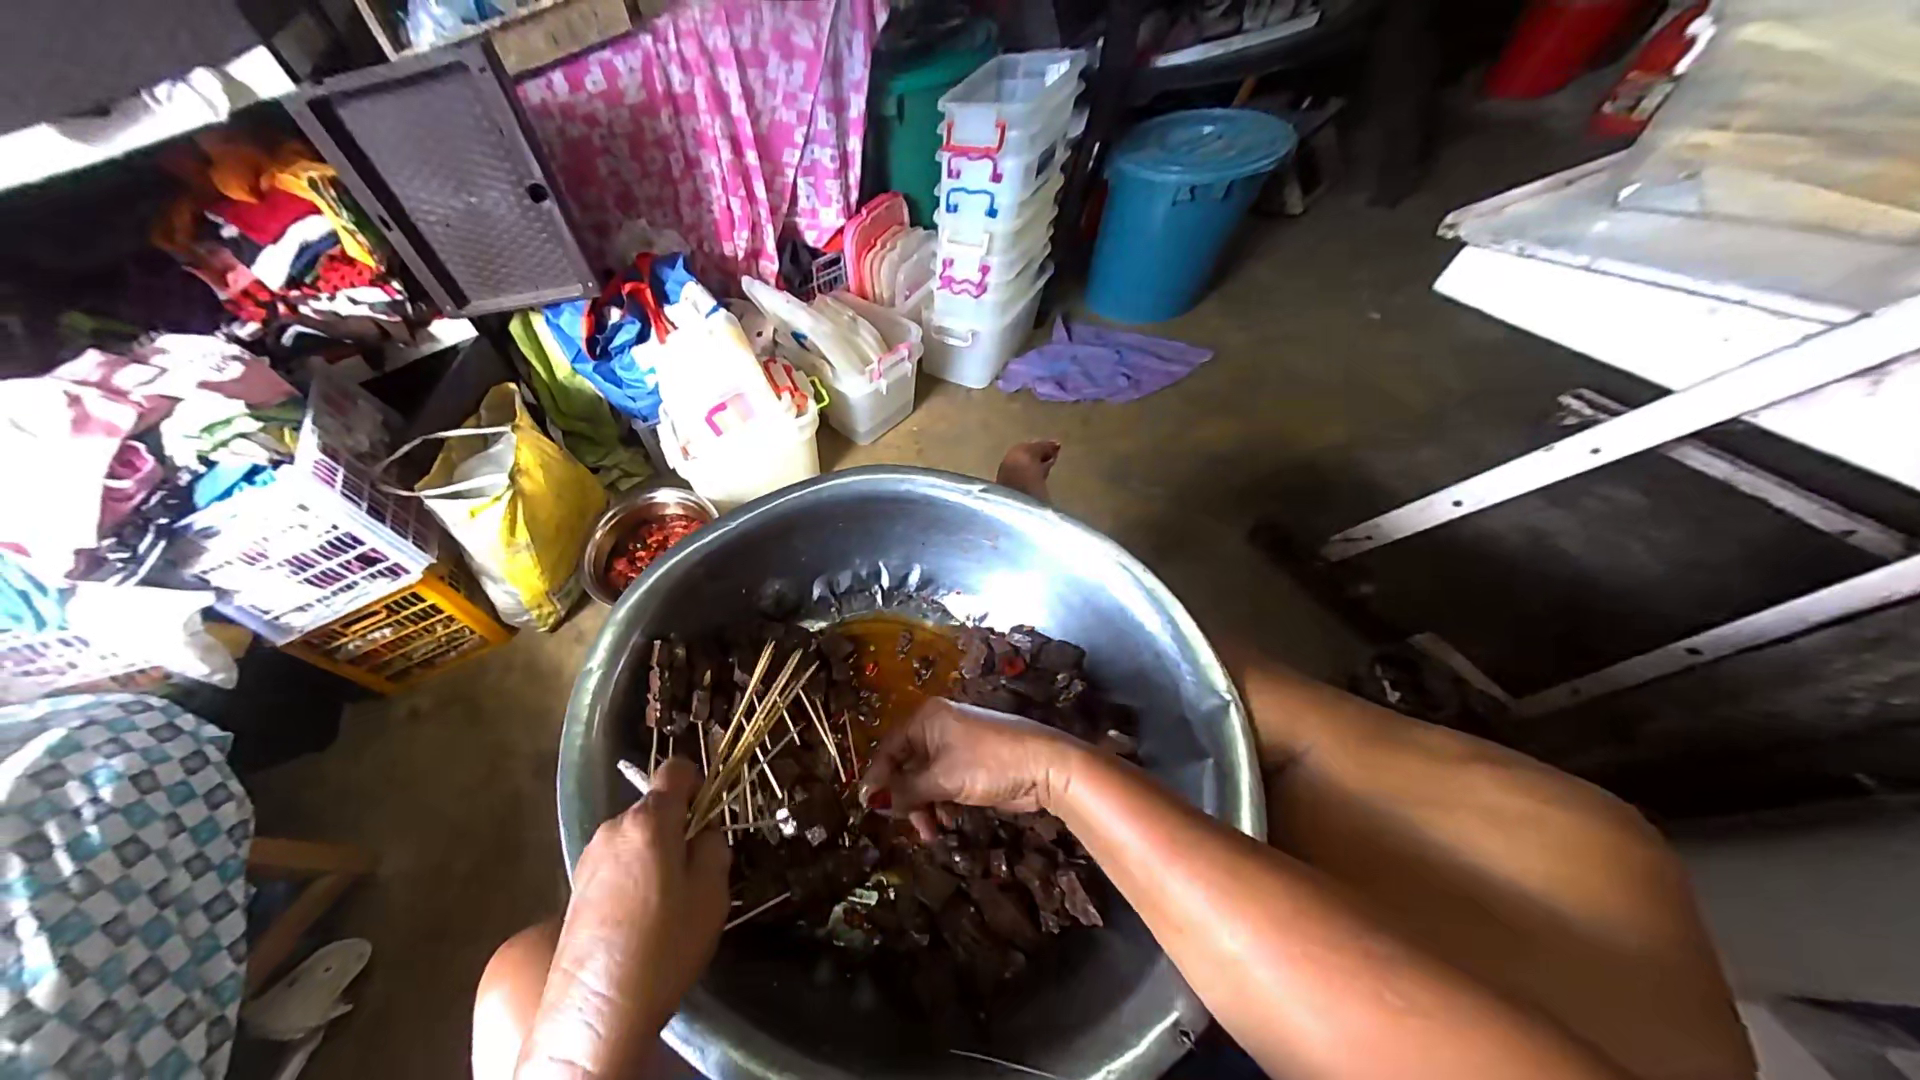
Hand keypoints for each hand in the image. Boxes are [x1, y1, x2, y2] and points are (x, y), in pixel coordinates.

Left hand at [518, 759, 728, 1075]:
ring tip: (671, 897)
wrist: (596, 1014)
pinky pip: (617, 861)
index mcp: (649, 821)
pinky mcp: (575, 888)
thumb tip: (704, 833)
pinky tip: (643, 914)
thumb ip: (714, 847)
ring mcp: (589, 858)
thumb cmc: (665, 945)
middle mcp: (614, 829)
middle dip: (679, 823)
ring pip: (636, 836)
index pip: (675, 770)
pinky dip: (635, 872)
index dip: (698, 780)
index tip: (711, 808)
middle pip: (655, 806)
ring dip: (656, 850)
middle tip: (698, 864)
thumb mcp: (712, 892)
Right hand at [858, 698, 1084, 839]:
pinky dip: (940, 803)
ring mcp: (955, 746)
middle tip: (907, 825)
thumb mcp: (941, 779)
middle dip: (905, 797)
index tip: (869, 809)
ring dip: (923, 806)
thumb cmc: (988, 763)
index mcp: (926, 719)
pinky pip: (942, 784)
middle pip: (906, 765)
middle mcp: (936, 728)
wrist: (1044, 765)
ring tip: (932, 831)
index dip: (878, 779)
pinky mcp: (970, 766)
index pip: (889, 748)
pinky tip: (948, 821)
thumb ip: (905, 791)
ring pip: (924, 779)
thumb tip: (872, 802)